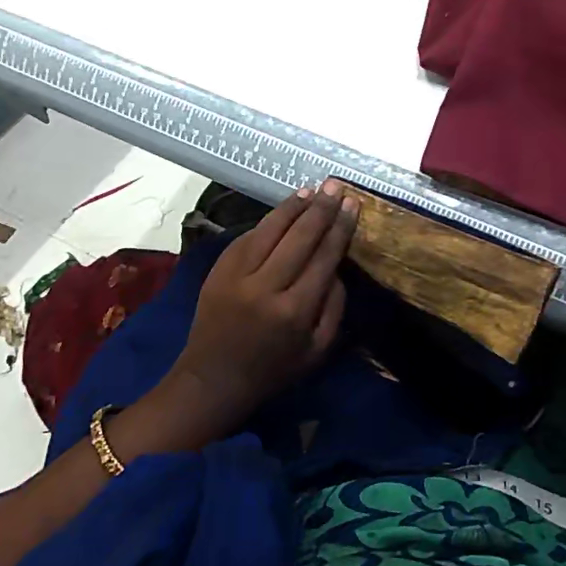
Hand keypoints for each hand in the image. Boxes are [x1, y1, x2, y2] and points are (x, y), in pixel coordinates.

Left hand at [164, 181, 359, 432]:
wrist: (213, 379)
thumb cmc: (272, 370)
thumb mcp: (316, 352)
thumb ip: (333, 309)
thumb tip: (338, 269)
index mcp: (295, 311)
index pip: (324, 258)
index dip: (339, 228)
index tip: (352, 205)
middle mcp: (265, 287)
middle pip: (299, 237)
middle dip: (320, 209)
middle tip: (335, 186)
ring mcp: (237, 275)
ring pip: (269, 230)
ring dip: (292, 207)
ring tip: (311, 190)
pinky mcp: (218, 270)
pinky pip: (247, 238)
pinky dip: (268, 222)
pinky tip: (283, 211)